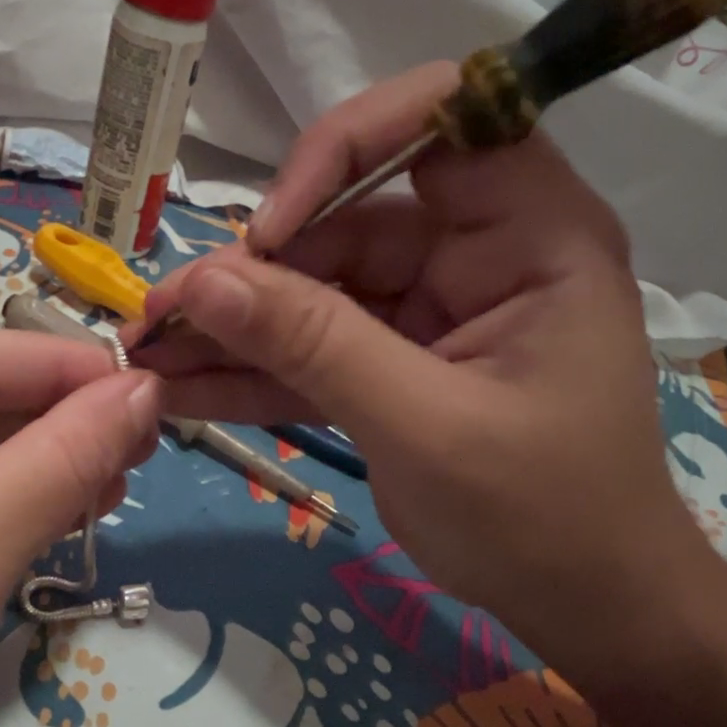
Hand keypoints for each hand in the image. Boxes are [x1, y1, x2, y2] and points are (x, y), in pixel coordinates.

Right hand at [127, 60, 715, 649]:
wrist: (580, 604)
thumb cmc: (540, 515)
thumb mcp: (424, 425)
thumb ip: (314, 346)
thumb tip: (202, 283)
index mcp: (529, 236)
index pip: (444, 122)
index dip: (345, 152)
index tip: (271, 231)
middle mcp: (475, 256)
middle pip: (346, 224)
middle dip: (250, 273)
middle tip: (159, 320)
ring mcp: (426, 315)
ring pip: (312, 296)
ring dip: (232, 328)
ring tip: (146, 354)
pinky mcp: (391, 369)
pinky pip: (309, 355)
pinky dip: (250, 374)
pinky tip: (179, 389)